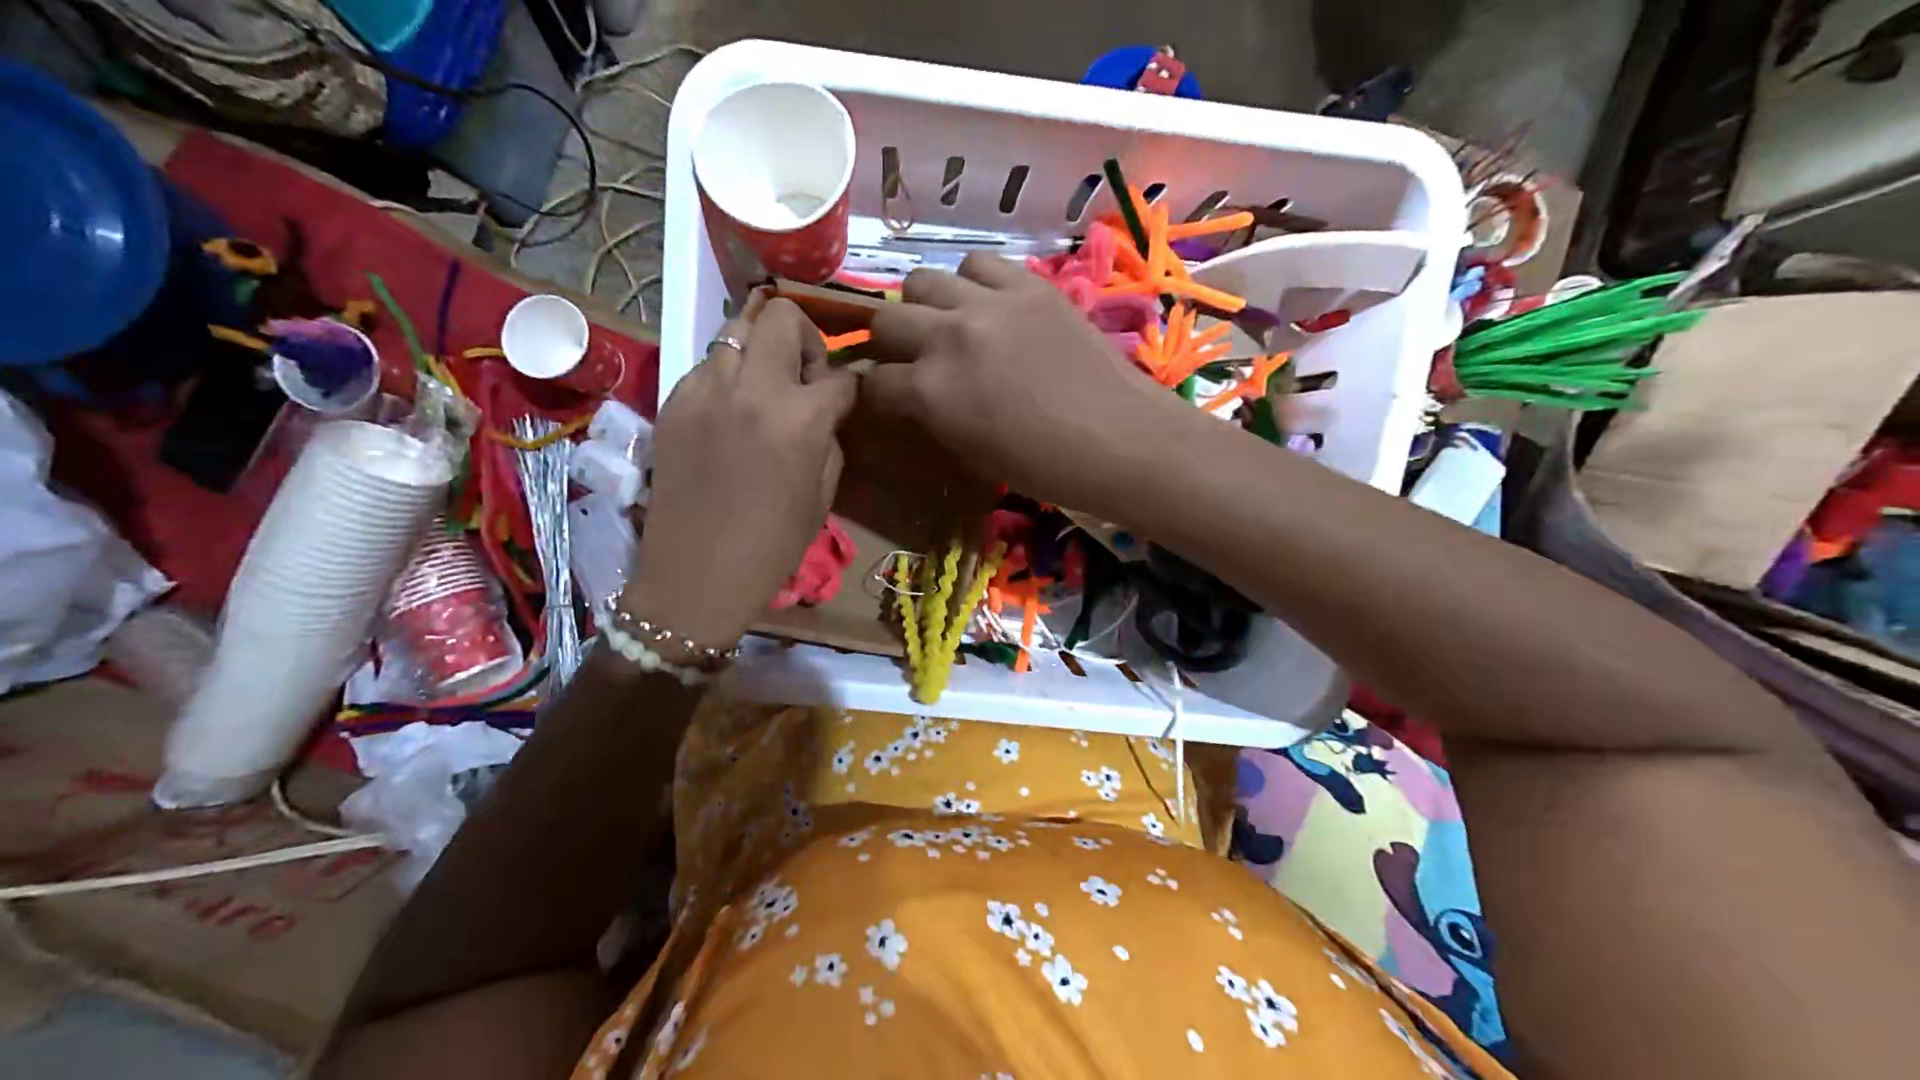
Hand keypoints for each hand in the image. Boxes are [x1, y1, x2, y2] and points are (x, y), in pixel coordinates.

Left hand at [621, 299, 855, 649]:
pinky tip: (731, 412)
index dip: (851, 386)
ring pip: (737, 330)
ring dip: (761, 351)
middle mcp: (750, 387)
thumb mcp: (822, 494)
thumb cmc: (772, 545)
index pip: (839, 375)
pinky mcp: (673, 402)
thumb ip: (829, 438)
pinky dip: (728, 375)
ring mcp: (704, 389)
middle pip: (780, 315)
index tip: (847, 400)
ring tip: (765, 390)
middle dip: (804, 337)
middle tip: (805, 377)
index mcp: (798, 417)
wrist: (696, 574)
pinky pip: (707, 365)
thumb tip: (827, 410)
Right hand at [862, 254, 1201, 517]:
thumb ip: (934, 418)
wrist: (1121, 439)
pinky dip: (971, 285)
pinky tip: (986, 307)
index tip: (885, 399)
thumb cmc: (1046, 467)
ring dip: (925, 305)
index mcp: (931, 391)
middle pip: (886, 319)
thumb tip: (915, 399)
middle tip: (909, 359)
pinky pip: (978, 266)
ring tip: (946, 325)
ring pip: (924, 279)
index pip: (875, 382)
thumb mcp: (973, 455)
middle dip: (888, 343)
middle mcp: (948, 337)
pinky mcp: (1028, 285)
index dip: (875, 394)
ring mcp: (989, 303)